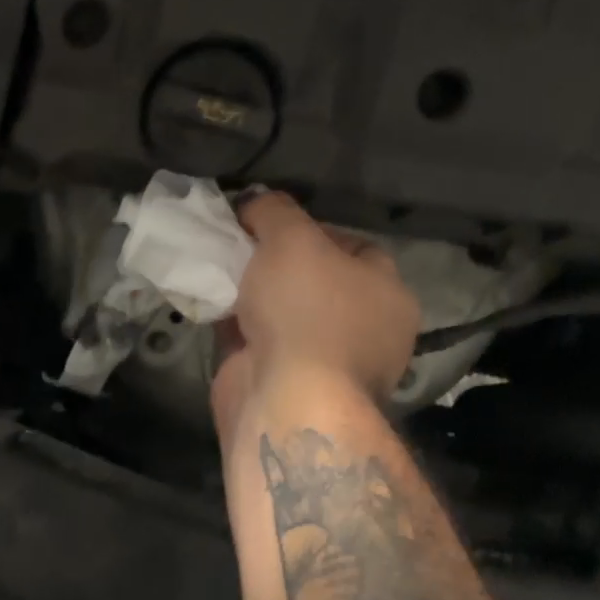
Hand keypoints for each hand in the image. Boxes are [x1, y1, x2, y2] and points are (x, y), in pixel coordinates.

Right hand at [210, 193, 418, 439]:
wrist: (287, 398)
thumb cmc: (305, 310)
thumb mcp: (291, 238)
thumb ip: (273, 211)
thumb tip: (254, 201)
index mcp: (388, 293)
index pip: (353, 247)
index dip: (309, 228)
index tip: (267, 223)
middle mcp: (366, 329)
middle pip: (314, 279)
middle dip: (274, 263)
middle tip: (237, 246)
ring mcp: (327, 361)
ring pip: (283, 312)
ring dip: (250, 295)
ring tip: (217, 271)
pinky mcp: (288, 384)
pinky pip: (258, 340)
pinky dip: (235, 325)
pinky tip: (211, 306)